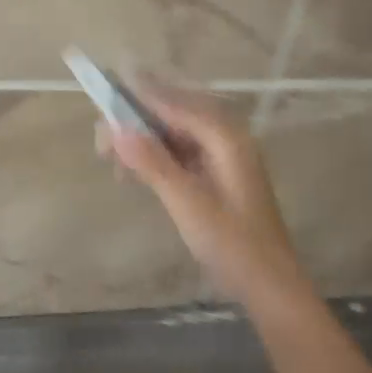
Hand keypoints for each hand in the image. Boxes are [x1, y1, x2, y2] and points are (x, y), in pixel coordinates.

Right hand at [101, 81, 312, 304]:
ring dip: (144, 140)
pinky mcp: (218, 177)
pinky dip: (156, 158)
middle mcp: (227, 139)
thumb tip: (117, 129)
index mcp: (227, 139)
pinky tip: (133, 172)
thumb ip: (153, 164)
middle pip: (176, 112)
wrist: (269, 284)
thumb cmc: (232, 244)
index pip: (177, 104)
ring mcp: (224, 158)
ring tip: (111, 158)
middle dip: (138, 119)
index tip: (107, 88)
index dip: (141, 95)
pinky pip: (181, 153)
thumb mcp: (188, 204)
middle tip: (103, 136)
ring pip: (176, 133)